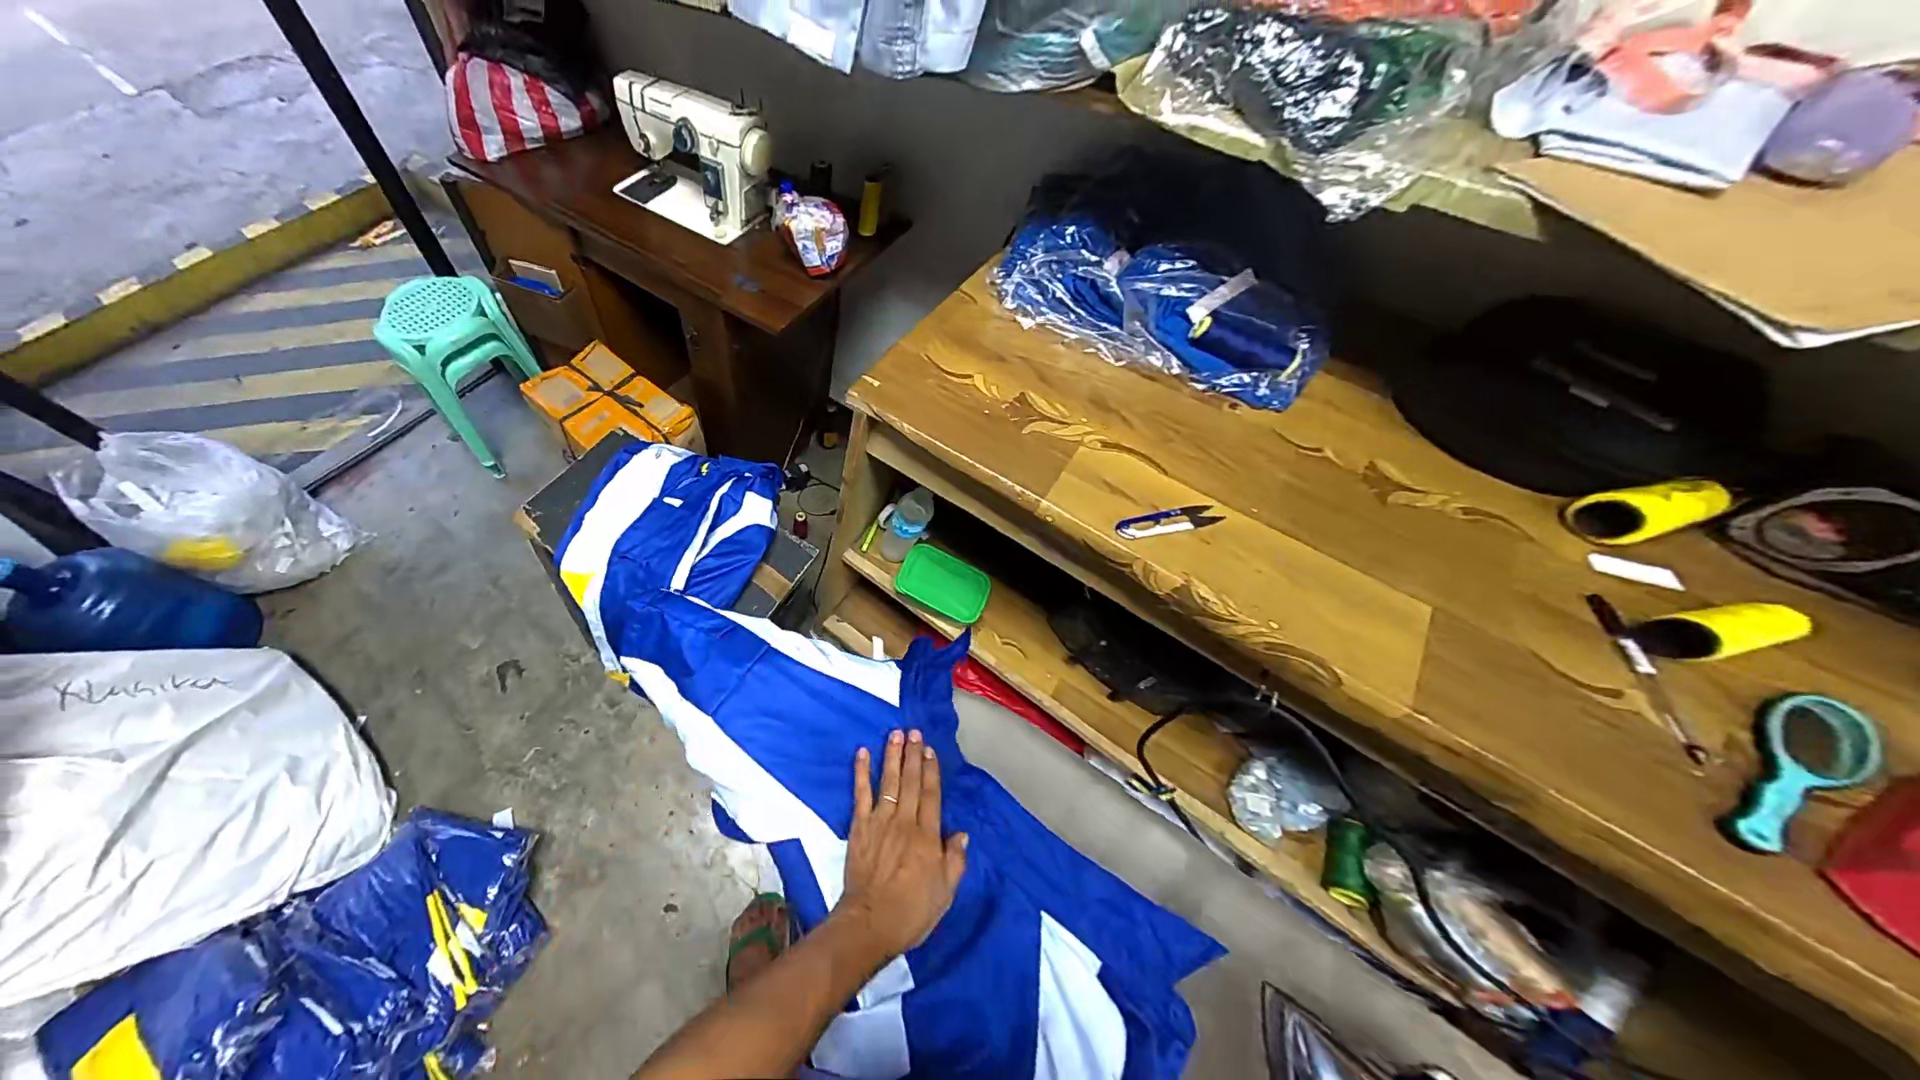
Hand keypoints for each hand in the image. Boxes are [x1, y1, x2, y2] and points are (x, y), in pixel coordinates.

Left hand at [836, 729, 967, 960]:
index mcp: (928, 835)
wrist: (870, 924)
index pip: (932, 794)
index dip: (932, 770)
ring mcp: (880, 822)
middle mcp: (905, 821)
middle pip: (911, 782)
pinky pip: (860, 795)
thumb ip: (955, 859)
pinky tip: (863, 754)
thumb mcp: (946, 891)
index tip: (930, 749)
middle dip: (913, 755)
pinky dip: (861, 773)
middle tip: (913, 731)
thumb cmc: (912, 911)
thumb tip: (962, 833)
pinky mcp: (859, 828)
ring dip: (892, 756)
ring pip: (889, 782)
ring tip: (895, 734)